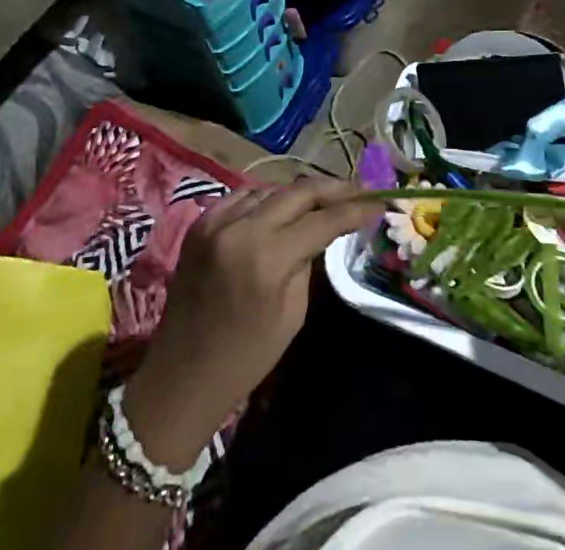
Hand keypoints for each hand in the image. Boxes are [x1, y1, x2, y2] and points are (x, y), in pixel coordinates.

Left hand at [124, 178, 382, 468]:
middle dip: (334, 189)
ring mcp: (215, 222)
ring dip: (299, 192)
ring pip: (270, 189)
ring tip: (325, 198)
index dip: (357, 208)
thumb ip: (308, 260)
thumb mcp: (293, 311)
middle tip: (360, 191)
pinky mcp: (199, 225)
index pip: (324, 219)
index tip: (380, 203)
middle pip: (298, 191)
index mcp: (268, 256)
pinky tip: (281, 207)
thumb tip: (322, 230)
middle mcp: (241, 228)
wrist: (184, 374)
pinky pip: (241, 198)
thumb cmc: (248, 356)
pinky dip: (266, 199)